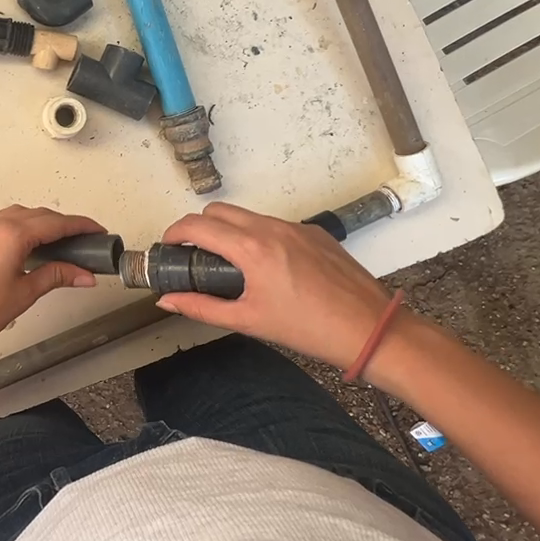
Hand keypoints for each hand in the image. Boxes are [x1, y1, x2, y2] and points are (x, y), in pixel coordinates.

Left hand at [0, 206, 103, 355]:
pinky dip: (23, 227)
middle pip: (38, 215)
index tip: (100, 232)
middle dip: (63, 224)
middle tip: (85, 241)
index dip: (80, 226)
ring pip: (19, 215)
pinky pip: (3, 223)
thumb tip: (86, 275)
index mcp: (12, 234)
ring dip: (42, 223)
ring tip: (62, 243)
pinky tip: (32, 246)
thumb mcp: (24, 293)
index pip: (55, 223)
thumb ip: (56, 276)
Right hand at [157, 203, 394, 370]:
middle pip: (218, 210)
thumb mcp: (249, 321)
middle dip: (200, 227)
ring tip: (232, 263)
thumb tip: (167, 301)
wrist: (372, 330)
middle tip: (196, 255)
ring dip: (230, 230)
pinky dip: (260, 236)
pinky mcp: (315, 233)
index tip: (168, 247)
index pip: (197, 225)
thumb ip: (201, 308)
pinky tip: (270, 267)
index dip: (174, 233)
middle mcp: (271, 228)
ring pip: (247, 215)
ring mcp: (296, 227)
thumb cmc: (308, 329)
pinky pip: (275, 225)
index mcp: (251, 248)